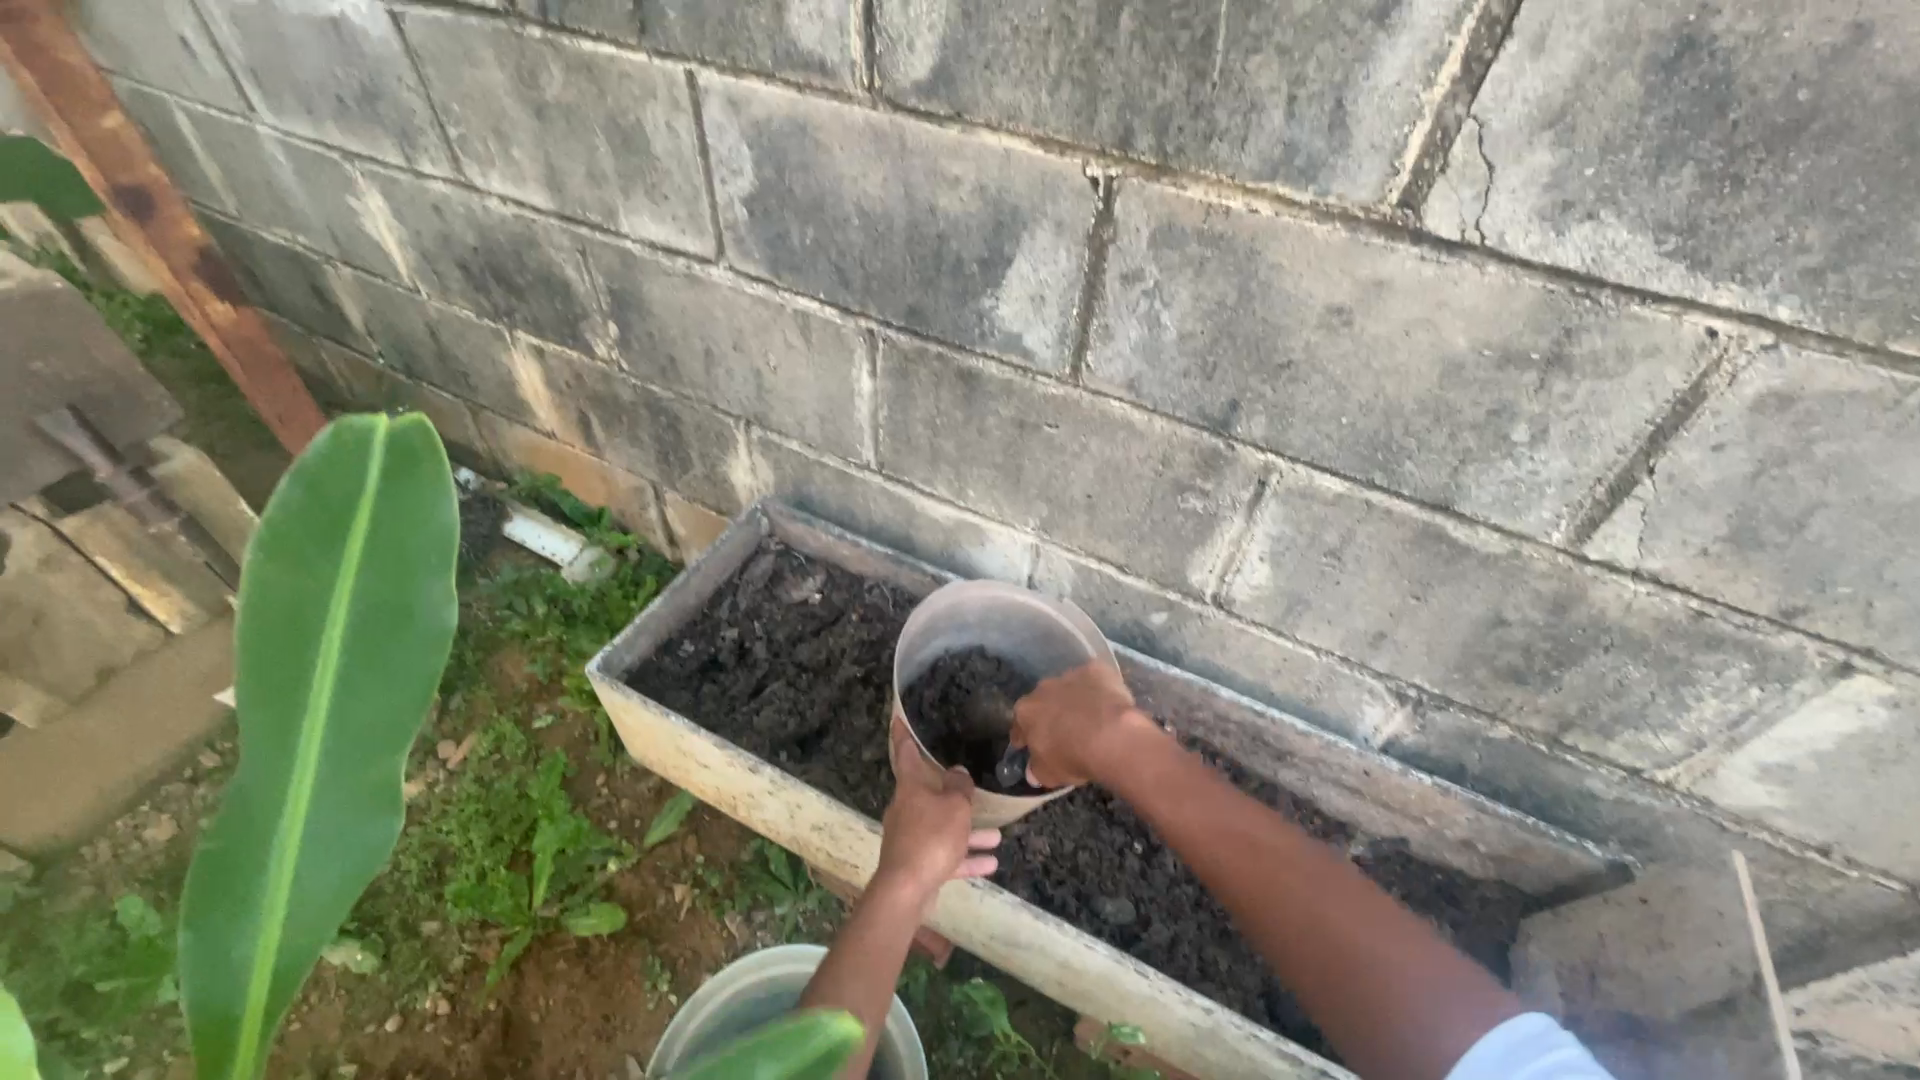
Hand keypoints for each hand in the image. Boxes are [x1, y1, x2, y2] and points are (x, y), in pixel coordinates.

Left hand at [874, 717, 1000, 910]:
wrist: (906, 889)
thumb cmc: (931, 837)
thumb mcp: (955, 806)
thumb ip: (959, 787)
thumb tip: (956, 772)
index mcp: (910, 788)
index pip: (905, 752)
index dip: (903, 734)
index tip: (898, 717)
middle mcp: (906, 809)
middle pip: (928, 794)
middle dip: (952, 794)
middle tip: (968, 787)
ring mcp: (909, 838)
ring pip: (942, 828)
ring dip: (968, 832)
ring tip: (997, 835)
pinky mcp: (916, 864)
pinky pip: (945, 854)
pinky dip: (965, 857)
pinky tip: (991, 863)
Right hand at [1011, 662, 1158, 787]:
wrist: (1111, 736)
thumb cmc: (1072, 757)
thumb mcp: (1048, 774)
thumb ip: (1037, 770)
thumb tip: (1032, 771)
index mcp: (1025, 712)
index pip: (1019, 725)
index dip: (1024, 736)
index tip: (1029, 745)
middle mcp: (1043, 689)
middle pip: (1043, 701)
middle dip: (1050, 714)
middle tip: (1064, 732)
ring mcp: (1070, 676)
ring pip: (1069, 688)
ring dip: (1074, 700)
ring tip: (1091, 718)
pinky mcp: (1096, 670)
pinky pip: (1094, 680)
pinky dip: (1099, 690)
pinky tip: (1109, 704)